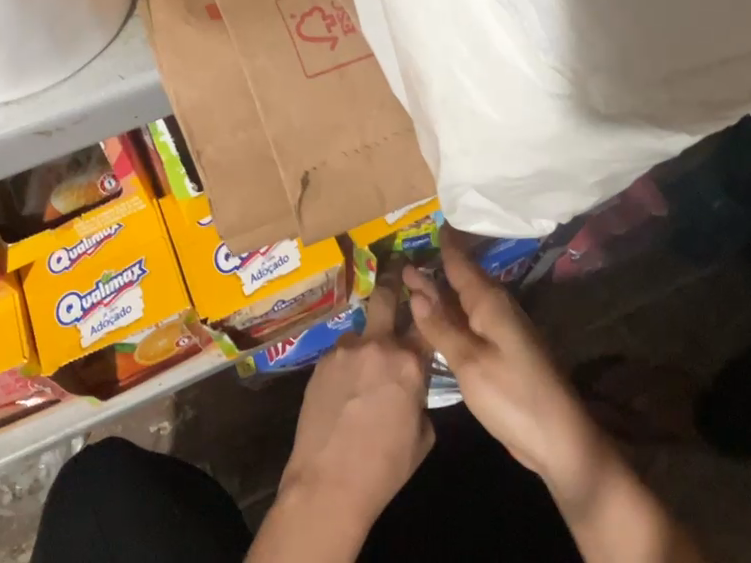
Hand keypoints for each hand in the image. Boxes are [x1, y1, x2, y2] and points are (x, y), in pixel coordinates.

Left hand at [279, 284, 433, 525]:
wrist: (328, 481)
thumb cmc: (385, 466)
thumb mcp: (423, 435)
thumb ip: (420, 397)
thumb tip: (412, 386)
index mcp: (409, 363)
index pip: (427, 323)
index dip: (431, 310)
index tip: (431, 296)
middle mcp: (376, 346)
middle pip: (386, 297)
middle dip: (393, 281)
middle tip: (397, 268)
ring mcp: (343, 351)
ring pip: (359, 331)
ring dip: (365, 342)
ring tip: (363, 367)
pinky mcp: (320, 363)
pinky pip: (340, 354)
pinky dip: (346, 363)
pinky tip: (344, 388)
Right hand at [403, 239, 606, 495]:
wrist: (559, 439)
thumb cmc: (512, 396)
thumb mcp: (469, 362)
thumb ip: (441, 327)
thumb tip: (416, 290)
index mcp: (490, 302)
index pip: (460, 262)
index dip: (443, 243)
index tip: (427, 220)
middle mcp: (496, 309)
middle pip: (461, 280)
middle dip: (435, 268)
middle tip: (401, 257)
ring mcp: (500, 331)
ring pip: (464, 302)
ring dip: (440, 293)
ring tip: (409, 283)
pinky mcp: (501, 352)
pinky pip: (469, 322)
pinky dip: (449, 317)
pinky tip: (432, 322)